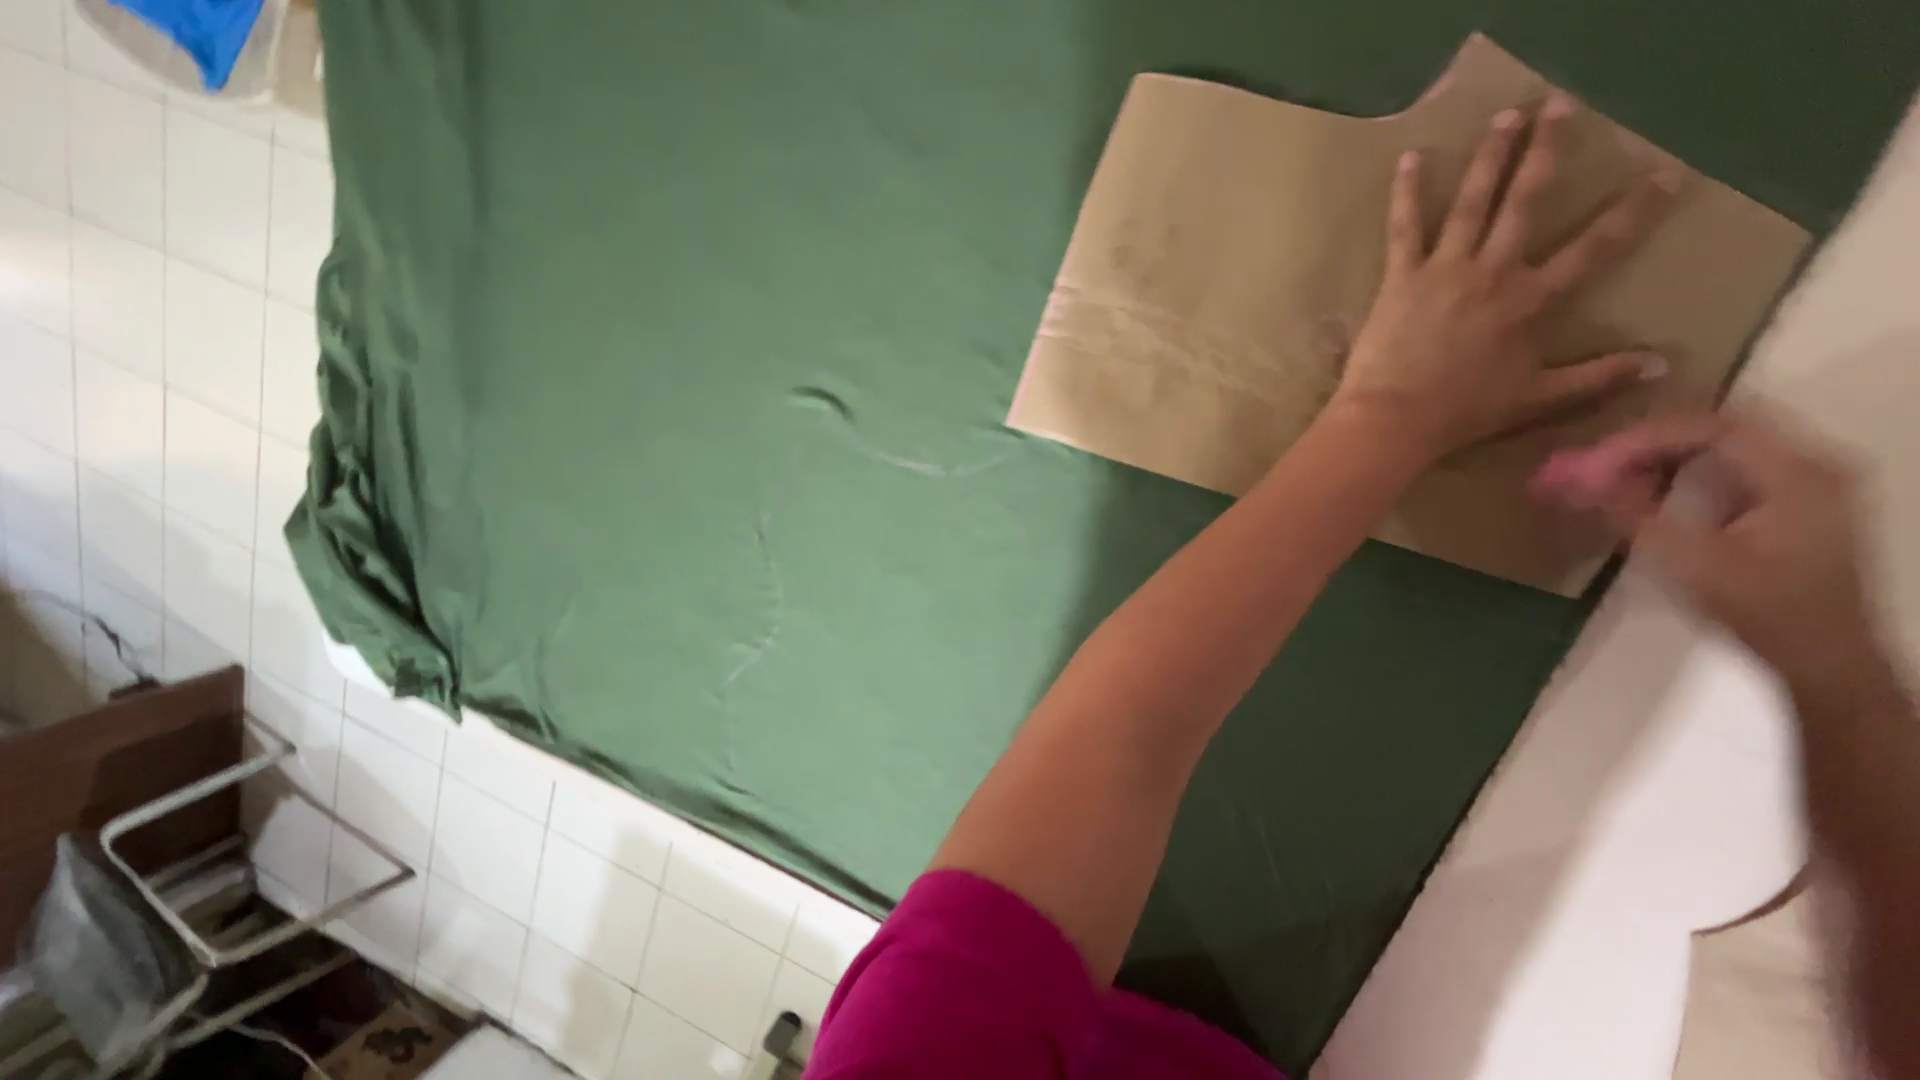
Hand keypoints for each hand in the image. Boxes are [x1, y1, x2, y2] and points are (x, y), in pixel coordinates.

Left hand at [1332, 97, 1676, 461]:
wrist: (1394, 418)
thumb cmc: (1463, 412)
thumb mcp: (1537, 398)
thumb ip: (1596, 376)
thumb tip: (1660, 363)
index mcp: (1530, 300)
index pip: (1595, 247)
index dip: (1634, 211)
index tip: (1666, 174)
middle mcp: (1492, 272)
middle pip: (1525, 201)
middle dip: (1546, 151)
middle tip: (1561, 105)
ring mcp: (1444, 269)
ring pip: (1472, 202)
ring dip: (1489, 156)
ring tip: (1506, 115)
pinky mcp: (1400, 277)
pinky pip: (1404, 227)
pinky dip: (1405, 193)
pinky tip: (1409, 158)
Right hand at [1532, 411, 1881, 684]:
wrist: (1828, 659)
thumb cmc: (1763, 612)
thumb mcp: (1689, 563)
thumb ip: (1632, 512)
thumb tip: (1575, 477)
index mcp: (1797, 472)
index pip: (1709, 427)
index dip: (1641, 439)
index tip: (1591, 463)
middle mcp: (1814, 462)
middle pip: (1716, 426)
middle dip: (1649, 442)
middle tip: (1597, 465)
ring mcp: (1813, 479)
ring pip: (1725, 441)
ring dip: (1665, 454)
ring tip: (1616, 478)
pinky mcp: (1802, 497)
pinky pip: (1736, 462)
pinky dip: (1688, 469)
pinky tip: (1655, 492)